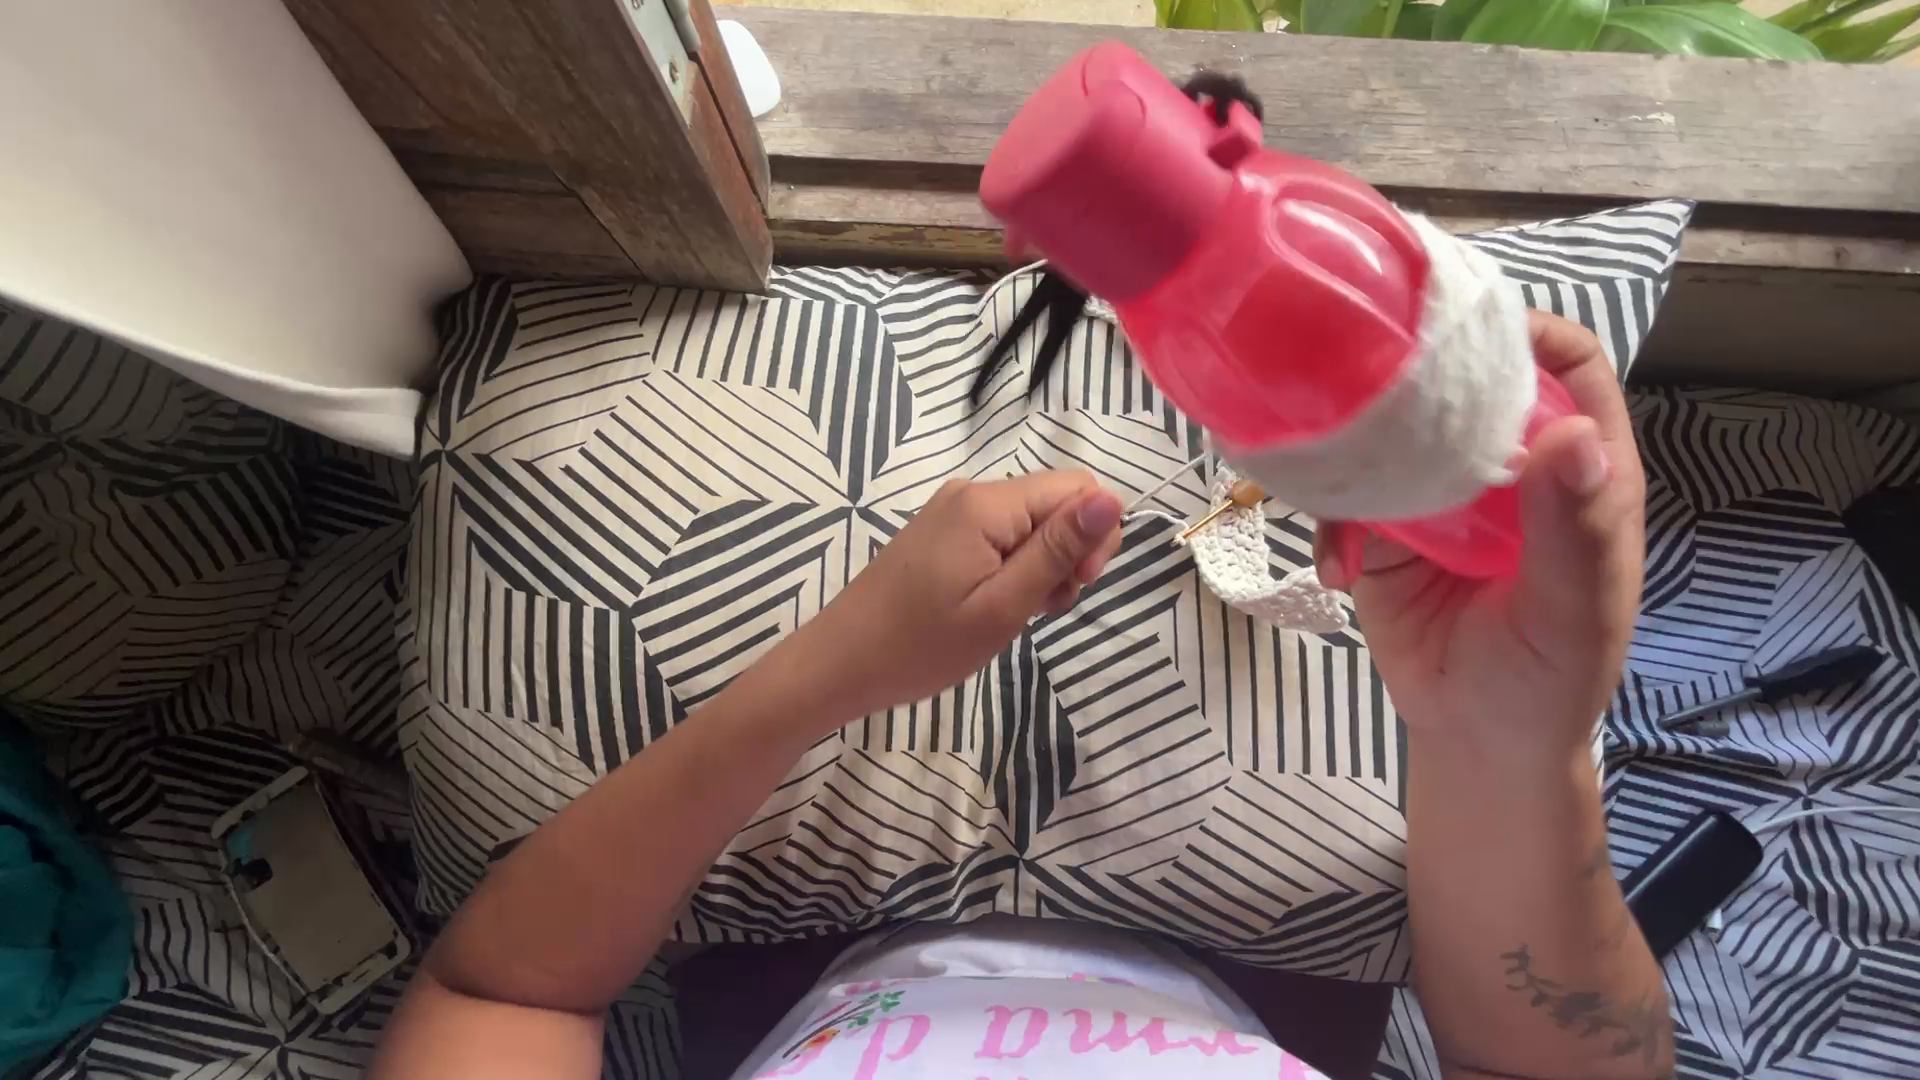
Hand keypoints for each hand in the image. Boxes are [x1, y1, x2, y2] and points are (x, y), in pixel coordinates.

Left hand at [790, 471, 1123, 721]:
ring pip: (1033, 524)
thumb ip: (1058, 550)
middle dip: (1069, 554)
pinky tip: (996, 605)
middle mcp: (972, 493)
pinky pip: (1003, 536)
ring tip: (1016, 614)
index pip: (1079, 488)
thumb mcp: (1001, 606)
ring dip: (1043, 567)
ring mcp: (953, 511)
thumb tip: (1112, 499)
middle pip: (1056, 503)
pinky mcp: (943, 533)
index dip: (1094, 536)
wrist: (841, 663)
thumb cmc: (922, 646)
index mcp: (987, 503)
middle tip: (1044, 607)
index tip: (1076, 587)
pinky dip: (1014, 569)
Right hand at [1314, 312, 1644, 763]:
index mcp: (1572, 474)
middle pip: (1461, 394)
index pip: (1569, 372)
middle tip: (1357, 384)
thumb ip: (1571, 531)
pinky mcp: (1381, 538)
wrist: (1471, 737)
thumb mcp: (1571, 612)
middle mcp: (1501, 474)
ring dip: (1353, 460)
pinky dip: (1328, 532)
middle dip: (1412, 384)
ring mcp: (1434, 504)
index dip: (1528, 337)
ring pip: (1389, 445)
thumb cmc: (1545, 680)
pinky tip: (1336, 573)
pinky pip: (1342, 508)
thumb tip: (1570, 434)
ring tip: (1329, 482)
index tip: (1463, 329)